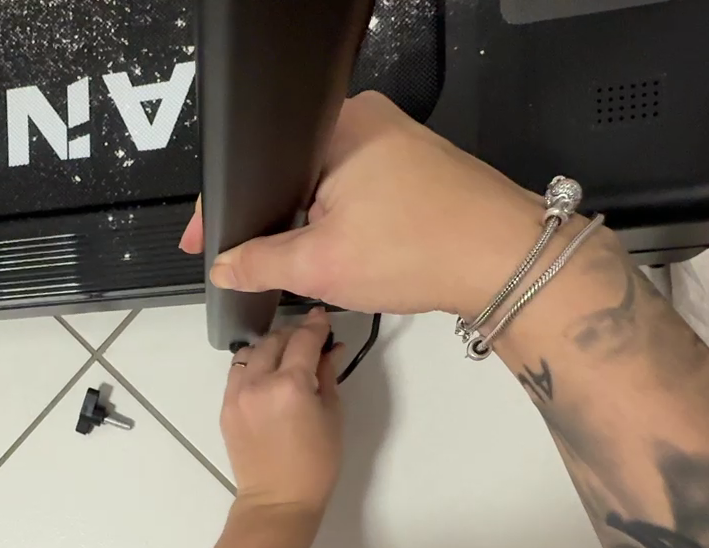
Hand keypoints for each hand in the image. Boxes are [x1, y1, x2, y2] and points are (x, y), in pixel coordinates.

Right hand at [180, 92, 551, 317]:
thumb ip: (260, 263)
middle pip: (288, 174)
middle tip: (261, 264)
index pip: (257, 163)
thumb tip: (225, 267)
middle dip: (271, 222)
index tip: (206, 244)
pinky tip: (349, 252)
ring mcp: (390, 141)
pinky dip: (340, 224)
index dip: (225, 210)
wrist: (502, 261)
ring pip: (320, 187)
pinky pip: (352, 192)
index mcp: (336, 125)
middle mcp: (364, 120)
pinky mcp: (408, 166)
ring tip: (319, 262)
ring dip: (309, 226)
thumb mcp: (321, 265)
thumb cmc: (421, 248)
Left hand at [221, 308, 343, 526]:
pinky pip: (237, 374)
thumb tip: (330, 350)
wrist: (277, 499)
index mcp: (289, 385)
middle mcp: (258, 383)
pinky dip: (252, 366)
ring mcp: (236, 395)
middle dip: (292, 335)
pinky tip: (267, 376)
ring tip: (286, 357)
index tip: (324, 319)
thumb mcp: (332, 416)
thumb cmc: (315, 464)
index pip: (303, 340)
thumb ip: (327, 376)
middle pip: (273, 341)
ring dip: (269, 348)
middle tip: (309, 340)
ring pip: (250, 353)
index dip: (316, 326)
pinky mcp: (225, 408)